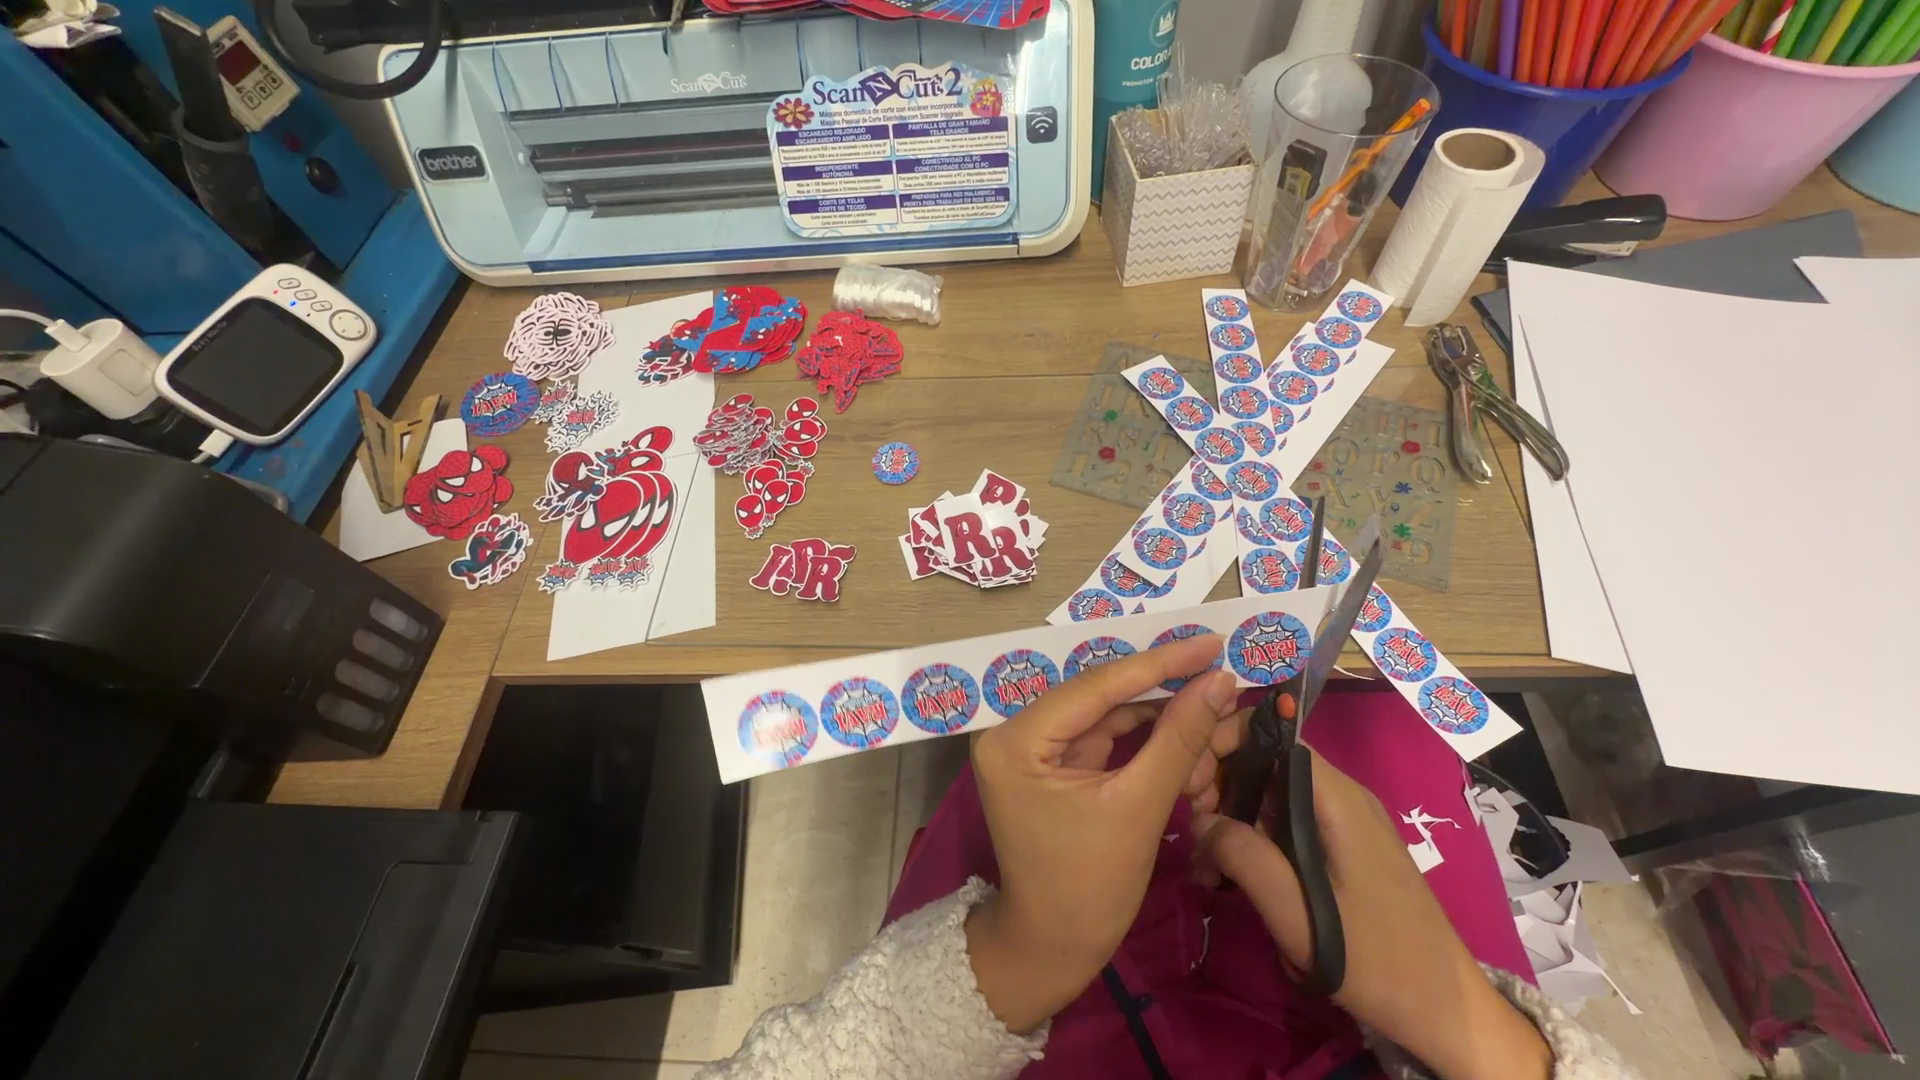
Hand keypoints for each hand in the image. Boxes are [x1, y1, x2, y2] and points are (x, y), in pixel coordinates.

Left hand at [964, 636, 1239, 1033]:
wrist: (1054, 947)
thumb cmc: (1089, 887)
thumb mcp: (1139, 807)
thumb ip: (1179, 737)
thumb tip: (1220, 680)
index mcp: (1016, 739)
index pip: (1096, 686)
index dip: (1159, 662)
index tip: (1210, 641)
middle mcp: (1013, 732)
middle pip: (1098, 693)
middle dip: (1160, 683)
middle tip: (1215, 659)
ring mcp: (1030, 746)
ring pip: (1103, 711)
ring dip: (1156, 711)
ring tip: (1209, 695)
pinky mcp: (1049, 761)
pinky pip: (1100, 734)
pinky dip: (1141, 733)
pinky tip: (1181, 723)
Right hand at [1187, 715, 1551, 1079]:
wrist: (1444, 1010)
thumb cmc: (1374, 957)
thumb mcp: (1296, 911)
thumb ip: (1242, 854)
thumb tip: (1199, 820)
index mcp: (1335, 798)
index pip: (1271, 734)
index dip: (1223, 745)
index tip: (1192, 787)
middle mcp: (1339, 797)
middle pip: (1265, 764)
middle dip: (1219, 789)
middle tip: (1195, 838)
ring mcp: (1341, 822)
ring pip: (1270, 797)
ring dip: (1232, 822)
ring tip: (1207, 869)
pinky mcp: (1340, 848)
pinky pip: (1285, 825)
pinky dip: (1253, 841)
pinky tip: (1232, 878)